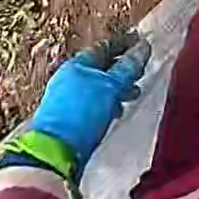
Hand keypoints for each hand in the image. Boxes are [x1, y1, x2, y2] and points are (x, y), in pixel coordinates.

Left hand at [31, 47, 146, 163]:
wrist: (54, 155)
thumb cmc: (81, 114)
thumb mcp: (112, 85)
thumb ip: (129, 66)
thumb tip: (143, 47)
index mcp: (77, 65)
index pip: (105, 47)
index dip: (125, 44)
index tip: (141, 43)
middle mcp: (69, 79)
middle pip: (101, 68)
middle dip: (123, 69)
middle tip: (140, 70)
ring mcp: (66, 100)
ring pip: (98, 87)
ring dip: (117, 89)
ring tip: (132, 95)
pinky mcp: (68, 120)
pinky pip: (93, 104)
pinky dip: (107, 103)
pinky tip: (116, 111)